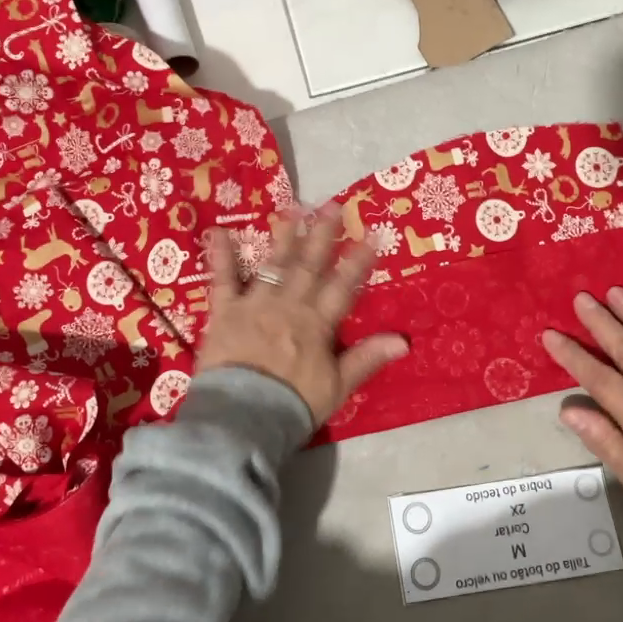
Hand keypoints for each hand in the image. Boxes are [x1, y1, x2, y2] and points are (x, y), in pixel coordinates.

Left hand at [198, 205, 408, 425]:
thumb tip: (404, 341)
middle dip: (322, 236)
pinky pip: (222, 281)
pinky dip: (221, 257)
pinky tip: (219, 233)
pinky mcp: (224, 313)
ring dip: (283, 237)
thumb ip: (367, 358)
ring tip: (292, 210)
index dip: (358, 261)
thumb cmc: (294, 403)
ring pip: (273, 266)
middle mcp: (289, 306)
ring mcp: (255, 305)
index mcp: (317, 324)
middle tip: (331, 206)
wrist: (244, 415)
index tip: (372, 234)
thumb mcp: (338, 386)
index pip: (343, 286)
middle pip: (309, 266)